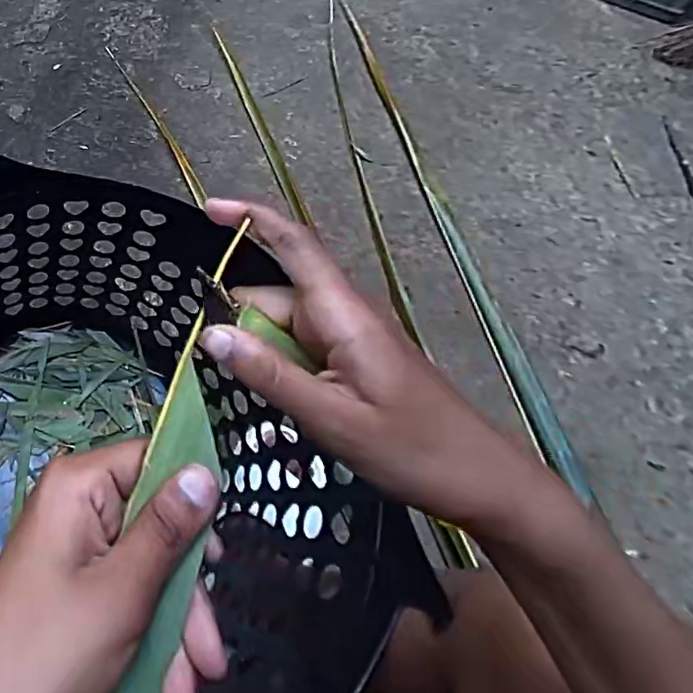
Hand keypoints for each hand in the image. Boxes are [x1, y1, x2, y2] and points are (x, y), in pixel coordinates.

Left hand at [0, 441, 223, 692]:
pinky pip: (126, 602)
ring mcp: (74, 553)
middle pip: (154, 528)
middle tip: (210, 661)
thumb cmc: (50, 652)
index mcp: (76, 487)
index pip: (146, 458)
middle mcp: (74, 509)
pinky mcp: (74, 592)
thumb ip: (167, 529)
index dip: (188, 497)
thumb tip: (203, 471)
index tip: (218, 551)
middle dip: (187, 602)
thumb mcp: (122, 590)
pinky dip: (150, 650)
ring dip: (174, 641)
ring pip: (147, 575)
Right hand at [200, 198, 563, 533]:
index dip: (251, 219)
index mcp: (343, 314)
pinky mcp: (345, 358)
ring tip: (248, 395)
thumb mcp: (333, 418)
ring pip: (277, 324)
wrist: (483, 483)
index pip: (294, 246)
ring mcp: (344, 336)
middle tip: (216, 369)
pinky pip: (292, 347)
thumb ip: (269, 375)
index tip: (210, 209)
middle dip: (236, 320)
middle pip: (270, 295)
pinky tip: (269, 397)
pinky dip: (271, 363)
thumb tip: (211, 334)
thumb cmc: (416, 450)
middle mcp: (340, 314)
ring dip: (254, 348)